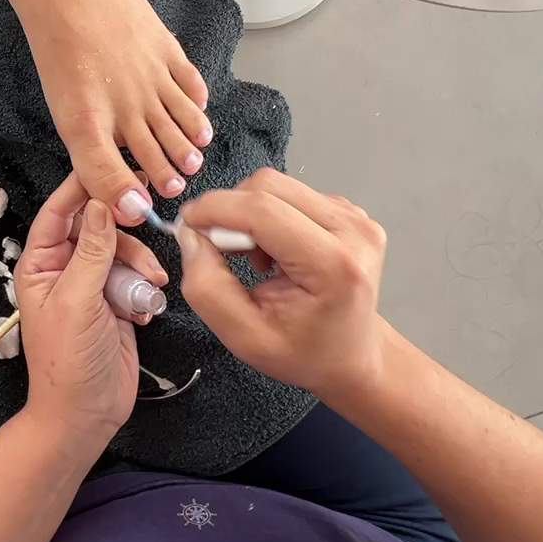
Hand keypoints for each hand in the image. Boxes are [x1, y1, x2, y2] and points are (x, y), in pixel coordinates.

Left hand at [0, 0, 212, 209]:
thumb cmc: (44, 26)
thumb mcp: (53, 91)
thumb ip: (84, 136)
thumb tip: (109, 165)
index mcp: (89, 120)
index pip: (113, 172)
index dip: (126, 196)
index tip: (139, 211)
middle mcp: (126, 103)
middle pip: (155, 148)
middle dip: (167, 172)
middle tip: (178, 187)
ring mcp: (150, 72)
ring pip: (178, 119)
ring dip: (187, 142)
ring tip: (195, 157)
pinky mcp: (163, 43)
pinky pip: (188, 79)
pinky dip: (197, 98)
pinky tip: (200, 106)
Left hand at [15, 175, 168, 442]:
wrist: (86, 417)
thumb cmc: (68, 361)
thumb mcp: (77, 301)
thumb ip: (92, 252)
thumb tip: (102, 203)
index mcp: (41, 262)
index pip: (60, 210)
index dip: (85, 187)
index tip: (116, 168)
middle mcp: (65, 266)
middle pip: (96, 225)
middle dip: (123, 229)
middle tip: (148, 217)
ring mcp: (92, 283)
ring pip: (121, 250)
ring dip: (139, 263)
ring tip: (152, 283)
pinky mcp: (116, 300)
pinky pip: (134, 276)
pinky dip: (144, 286)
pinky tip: (146, 307)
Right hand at [176, 169, 388, 404]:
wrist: (352, 357)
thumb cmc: (302, 353)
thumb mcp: (243, 337)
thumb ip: (206, 287)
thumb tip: (190, 235)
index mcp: (335, 266)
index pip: (263, 210)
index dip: (215, 209)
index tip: (187, 225)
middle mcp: (353, 231)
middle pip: (268, 186)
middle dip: (229, 210)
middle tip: (219, 249)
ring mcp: (355, 216)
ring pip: (275, 184)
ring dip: (247, 212)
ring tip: (251, 255)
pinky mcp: (348, 211)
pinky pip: (289, 193)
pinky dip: (266, 214)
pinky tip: (272, 248)